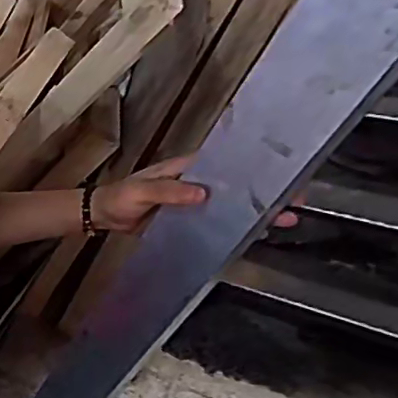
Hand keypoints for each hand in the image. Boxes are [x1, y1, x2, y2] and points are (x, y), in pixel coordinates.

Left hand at [91, 155, 301, 232]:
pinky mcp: (187, 219)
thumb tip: (203, 194)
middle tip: (295, 203)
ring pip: (230, 204)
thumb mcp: (140, 191)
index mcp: (186, 168)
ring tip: (284, 220)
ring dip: (255, 211)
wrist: (101, 216)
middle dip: (265, 192)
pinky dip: (234, 225)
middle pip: (236, 185)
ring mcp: (192, 201)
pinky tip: (255, 233)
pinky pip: (215, 220)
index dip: (255, 168)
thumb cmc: (119, 197)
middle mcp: (194, 182)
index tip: (284, 176)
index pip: (227, 164)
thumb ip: (168, 191)